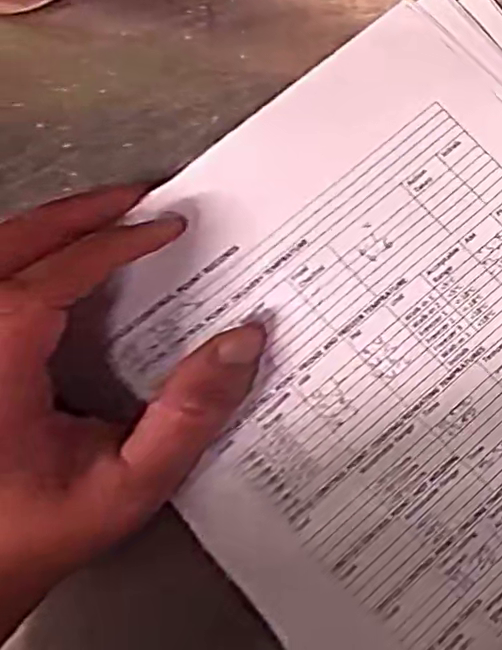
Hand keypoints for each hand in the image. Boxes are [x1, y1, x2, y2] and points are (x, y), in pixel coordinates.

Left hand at [0, 185, 263, 633]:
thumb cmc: (31, 536)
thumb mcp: (131, 484)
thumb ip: (191, 413)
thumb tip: (246, 339)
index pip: (32, 293)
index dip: (103, 249)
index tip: (163, 227)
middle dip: (60, 221)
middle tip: (131, 197)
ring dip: (33, 237)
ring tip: (99, 217)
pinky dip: (16, 267)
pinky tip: (57, 265)